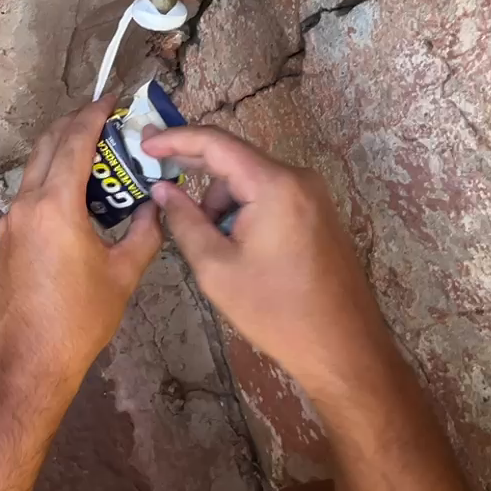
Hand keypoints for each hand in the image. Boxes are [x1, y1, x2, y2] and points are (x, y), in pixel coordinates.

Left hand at [0, 97, 164, 391]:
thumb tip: (157, 206)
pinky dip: (51, 177)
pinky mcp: (5, 237)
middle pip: (47, 144)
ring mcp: (10, 220)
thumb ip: (145, 232)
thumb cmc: (79, 320)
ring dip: (61, 150)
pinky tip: (76, 194)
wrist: (26, 362)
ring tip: (95, 153)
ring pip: (35, 167)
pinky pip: (29, 191)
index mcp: (55, 205)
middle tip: (105, 118)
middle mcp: (26, 203)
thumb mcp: (124, 274)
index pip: (74, 141)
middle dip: (75, 123)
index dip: (94, 113)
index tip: (111, 97)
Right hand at [142, 126, 386, 392]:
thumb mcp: (216, 268)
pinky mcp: (316, 213)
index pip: (215, 143)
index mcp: (274, 184)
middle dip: (194, 173)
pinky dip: (242, 211)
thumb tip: (162, 189)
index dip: (175, 139)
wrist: (345, 351)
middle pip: (233, 160)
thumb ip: (184, 220)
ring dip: (220, 203)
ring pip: (248, 181)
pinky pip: (267, 196)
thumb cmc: (277, 311)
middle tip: (156, 178)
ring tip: (212, 248)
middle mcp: (297, 179)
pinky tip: (234, 247)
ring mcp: (312, 195)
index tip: (144, 145)